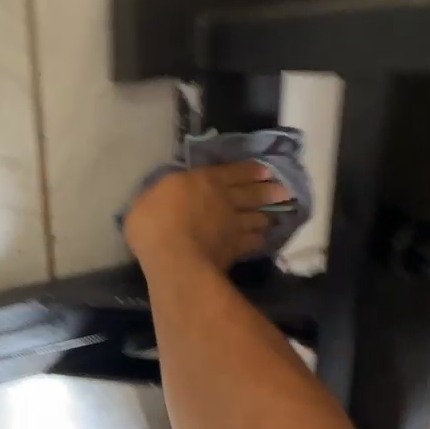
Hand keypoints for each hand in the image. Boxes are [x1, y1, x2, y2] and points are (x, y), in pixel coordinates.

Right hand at [122, 161, 294, 271]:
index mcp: (203, 181)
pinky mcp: (234, 249)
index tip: (266, 171)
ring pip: (256, 217)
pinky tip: (262, 239)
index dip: (250, 170)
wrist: (173, 258)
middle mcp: (224, 199)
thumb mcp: (145, 200)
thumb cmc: (153, 224)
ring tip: (275, 215)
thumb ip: (159, 194)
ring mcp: (232, 225)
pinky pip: (252, 241)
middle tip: (284, 191)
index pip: (233, 171)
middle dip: (269, 191)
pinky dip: (259, 239)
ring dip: (267, 215)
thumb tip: (163, 193)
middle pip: (252, 193)